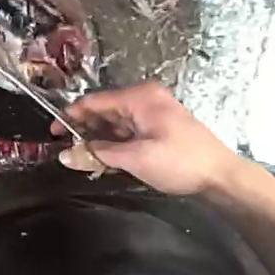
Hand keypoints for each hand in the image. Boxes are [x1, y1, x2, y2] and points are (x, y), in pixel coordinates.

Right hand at [55, 83, 243, 195]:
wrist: (221, 177)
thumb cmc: (179, 162)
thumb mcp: (135, 159)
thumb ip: (97, 154)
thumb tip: (65, 155)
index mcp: (139, 98)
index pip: (94, 102)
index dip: (70, 117)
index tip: (53, 134)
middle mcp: (145, 100)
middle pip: (104, 111)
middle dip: (84, 131)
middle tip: (67, 152)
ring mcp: (153, 114)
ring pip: (115, 124)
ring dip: (99, 141)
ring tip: (83, 160)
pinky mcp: (158, 129)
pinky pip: (128, 132)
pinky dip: (115, 145)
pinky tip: (105, 161)